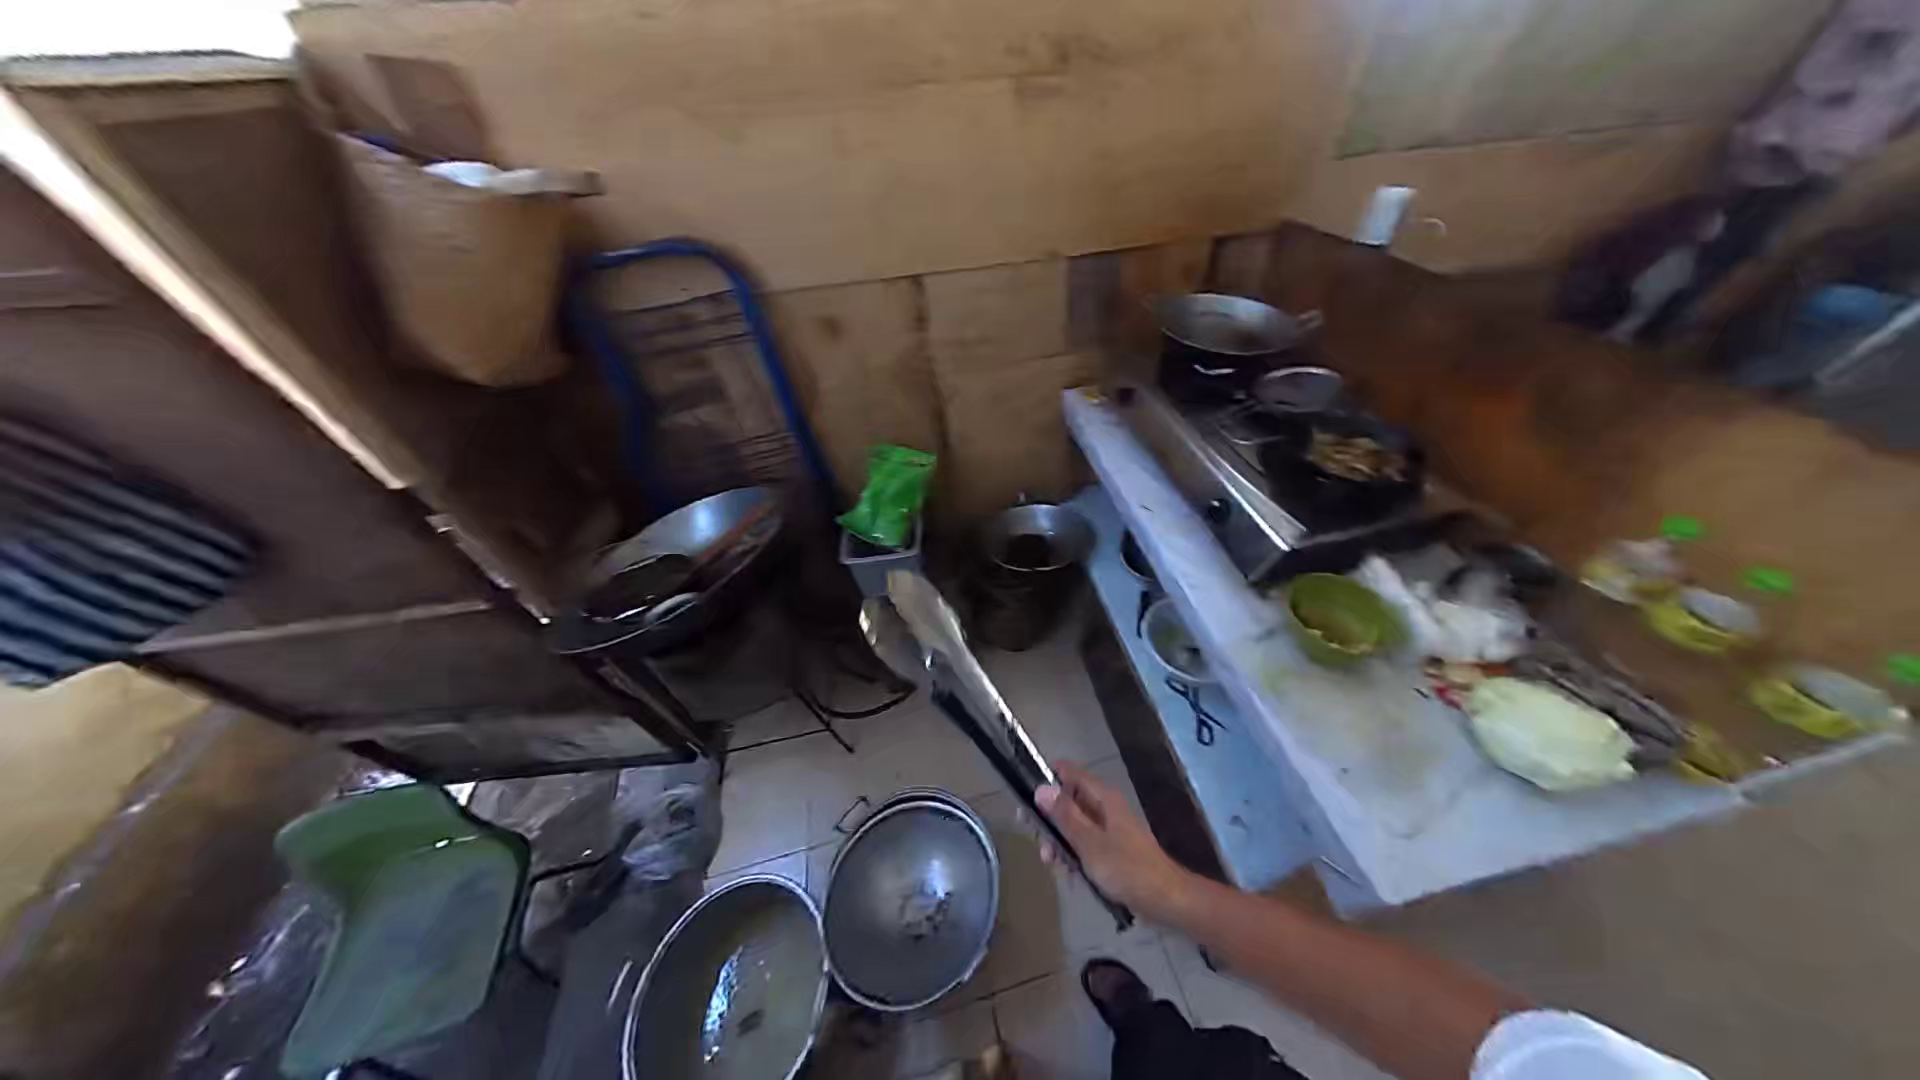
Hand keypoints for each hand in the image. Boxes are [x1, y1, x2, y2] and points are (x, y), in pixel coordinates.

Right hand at [1035, 761, 1191, 917]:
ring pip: (1074, 825)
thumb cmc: (1127, 869)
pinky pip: (1085, 844)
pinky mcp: (1113, 848)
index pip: (1068, 772)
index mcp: (1102, 797)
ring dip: (1061, 844)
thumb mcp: (1089, 843)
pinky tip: (1072, 877)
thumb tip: (1040, 788)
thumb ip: (1064, 815)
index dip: (1045, 780)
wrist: (1167, 901)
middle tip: (1040, 844)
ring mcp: (1110, 828)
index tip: (1025, 800)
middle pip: (1068, 801)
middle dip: (1050, 821)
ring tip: (1055, 866)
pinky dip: (1075, 856)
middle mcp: (1105, 806)